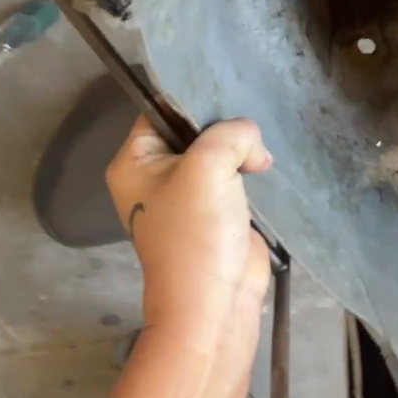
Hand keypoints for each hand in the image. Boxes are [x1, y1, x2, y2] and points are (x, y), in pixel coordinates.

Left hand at [106, 117, 273, 346]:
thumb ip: (232, 133)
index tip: (226, 96)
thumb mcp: (209, 165)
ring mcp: (185, 194)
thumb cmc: (197, 231)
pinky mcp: (214, 210)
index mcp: (134, 162)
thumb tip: (253, 146)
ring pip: (217, 151)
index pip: (161, 110)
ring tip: (257, 154)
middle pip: (193, 128)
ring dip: (240, 150)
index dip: (193, 100)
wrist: (214, 302)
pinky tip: (263, 168)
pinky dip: (248, 169)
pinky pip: (231, 174)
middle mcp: (154, 175)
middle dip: (224, 127)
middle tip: (247, 130)